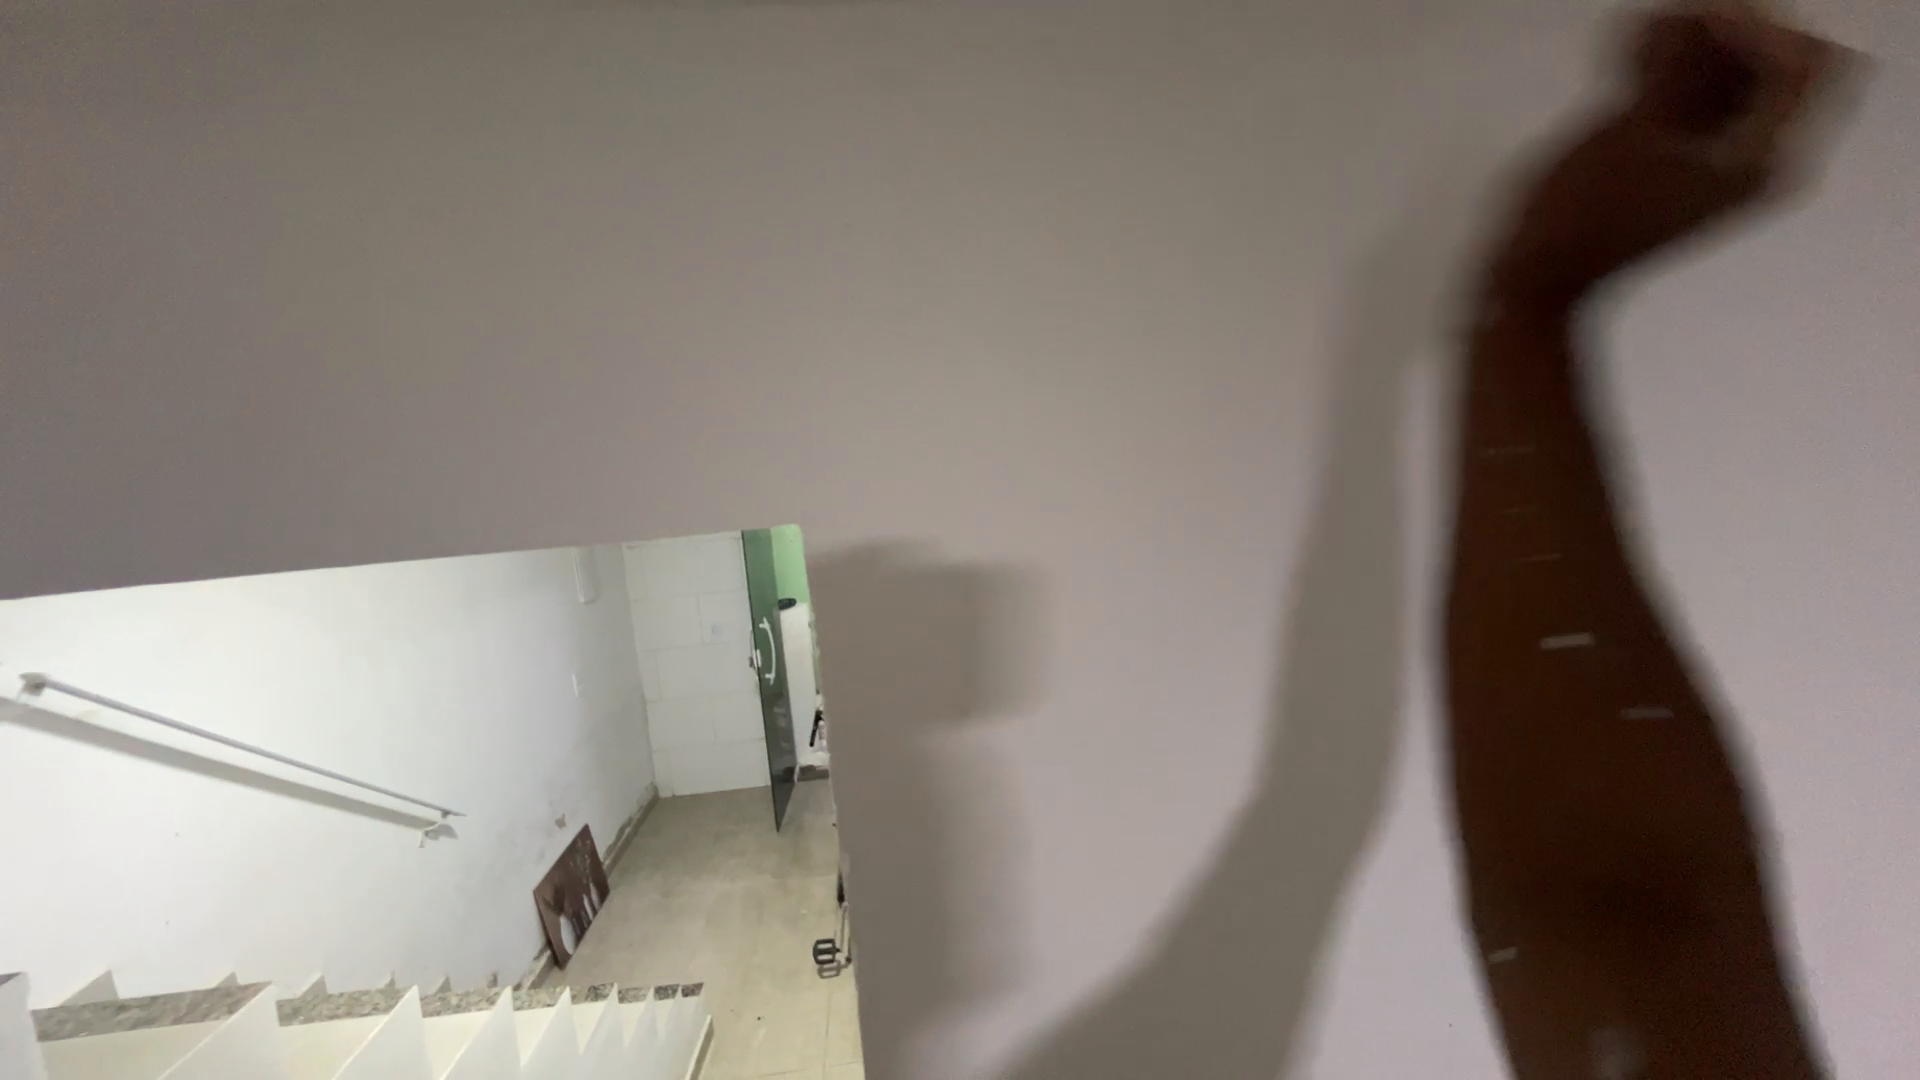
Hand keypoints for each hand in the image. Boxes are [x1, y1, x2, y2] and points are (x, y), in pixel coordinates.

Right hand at [1486, 1, 1851, 306]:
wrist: (1530, 285)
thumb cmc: (1574, 216)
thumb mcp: (1625, 130)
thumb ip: (1671, 64)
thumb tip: (1681, 14)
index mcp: (1759, 159)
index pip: (1798, 63)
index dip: (1751, 28)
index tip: (1690, 19)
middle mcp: (1753, 171)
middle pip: (1770, 79)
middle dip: (1721, 42)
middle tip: (1664, 26)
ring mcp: (1713, 185)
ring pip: (1730, 100)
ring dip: (1691, 64)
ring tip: (1638, 43)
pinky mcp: (1674, 191)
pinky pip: (1694, 127)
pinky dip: (1670, 96)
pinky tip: (1629, 79)